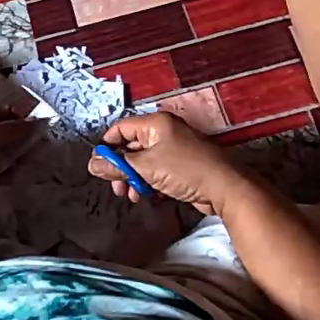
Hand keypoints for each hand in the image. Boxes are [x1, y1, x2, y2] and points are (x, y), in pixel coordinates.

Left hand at [0, 106, 43, 190]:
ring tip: (22, 167)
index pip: (4, 112)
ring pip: (3, 154)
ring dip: (14, 161)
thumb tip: (40, 121)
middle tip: (35, 151)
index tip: (41, 128)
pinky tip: (9, 179)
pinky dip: (4, 175)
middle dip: (20, 142)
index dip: (21, 117)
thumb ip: (15, 129)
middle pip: (5, 134)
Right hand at [89, 112, 254, 215]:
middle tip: (116, 187)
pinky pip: (157, 171)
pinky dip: (149, 182)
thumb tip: (92, 164)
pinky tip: (147, 196)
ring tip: (132, 195)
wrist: (226, 189)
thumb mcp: (146, 167)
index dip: (108, 146)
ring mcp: (175, 149)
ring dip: (134, 179)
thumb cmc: (186, 170)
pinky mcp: (182, 167)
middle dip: (121, 168)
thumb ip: (117, 165)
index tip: (100, 166)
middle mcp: (165, 132)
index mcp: (156, 123)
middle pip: (131, 146)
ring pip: (143, 161)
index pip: (121, 128)